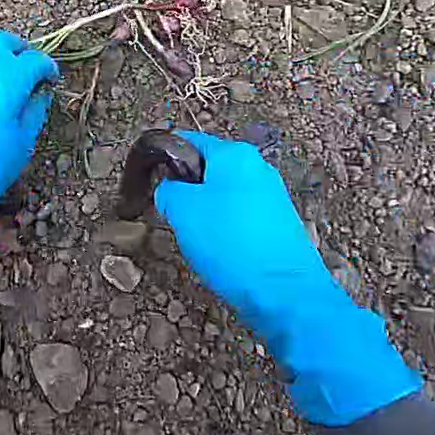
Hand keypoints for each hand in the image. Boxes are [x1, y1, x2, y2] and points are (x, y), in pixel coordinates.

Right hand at [155, 131, 418, 425]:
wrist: (284, 294)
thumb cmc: (231, 244)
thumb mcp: (182, 210)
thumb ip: (168, 190)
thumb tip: (170, 189)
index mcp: (235, 155)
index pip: (189, 140)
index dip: (164, 158)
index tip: (149, 180)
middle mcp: (257, 169)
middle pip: (207, 170)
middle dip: (186, 191)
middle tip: (172, 215)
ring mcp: (271, 197)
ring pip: (222, 196)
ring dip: (204, 214)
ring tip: (197, 239)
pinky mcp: (277, 224)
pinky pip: (238, 218)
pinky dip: (224, 230)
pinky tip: (220, 252)